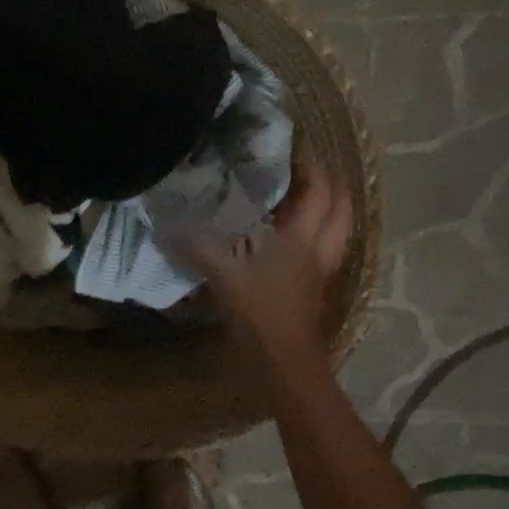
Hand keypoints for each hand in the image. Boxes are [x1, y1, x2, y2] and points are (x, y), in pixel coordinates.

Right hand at [188, 162, 352, 361]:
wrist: (283, 360)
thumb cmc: (258, 309)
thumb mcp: (221, 273)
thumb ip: (196, 245)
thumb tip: (166, 224)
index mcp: (302, 238)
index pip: (319, 192)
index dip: (313, 168)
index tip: (296, 148)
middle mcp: (320, 249)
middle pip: (342, 209)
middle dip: (333, 185)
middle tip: (310, 169)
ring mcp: (322, 270)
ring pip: (339, 231)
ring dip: (331, 210)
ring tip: (307, 196)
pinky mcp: (316, 288)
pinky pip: (326, 249)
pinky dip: (319, 233)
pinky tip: (294, 235)